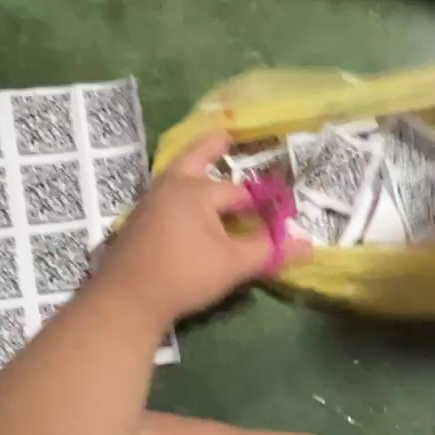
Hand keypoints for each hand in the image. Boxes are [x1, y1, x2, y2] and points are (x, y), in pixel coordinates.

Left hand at [92, 133, 304, 327]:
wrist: (127, 298)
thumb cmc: (185, 274)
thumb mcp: (234, 264)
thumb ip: (269, 250)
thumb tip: (308, 245)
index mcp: (196, 190)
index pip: (240, 193)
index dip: (261, 204)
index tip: (277, 213)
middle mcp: (171, 187)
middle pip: (195, 157)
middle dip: (213, 146)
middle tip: (227, 136)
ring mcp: (150, 203)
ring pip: (178, 177)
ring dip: (196, 170)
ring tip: (210, 170)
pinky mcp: (139, 223)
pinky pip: (167, 196)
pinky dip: (183, 192)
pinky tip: (190, 209)